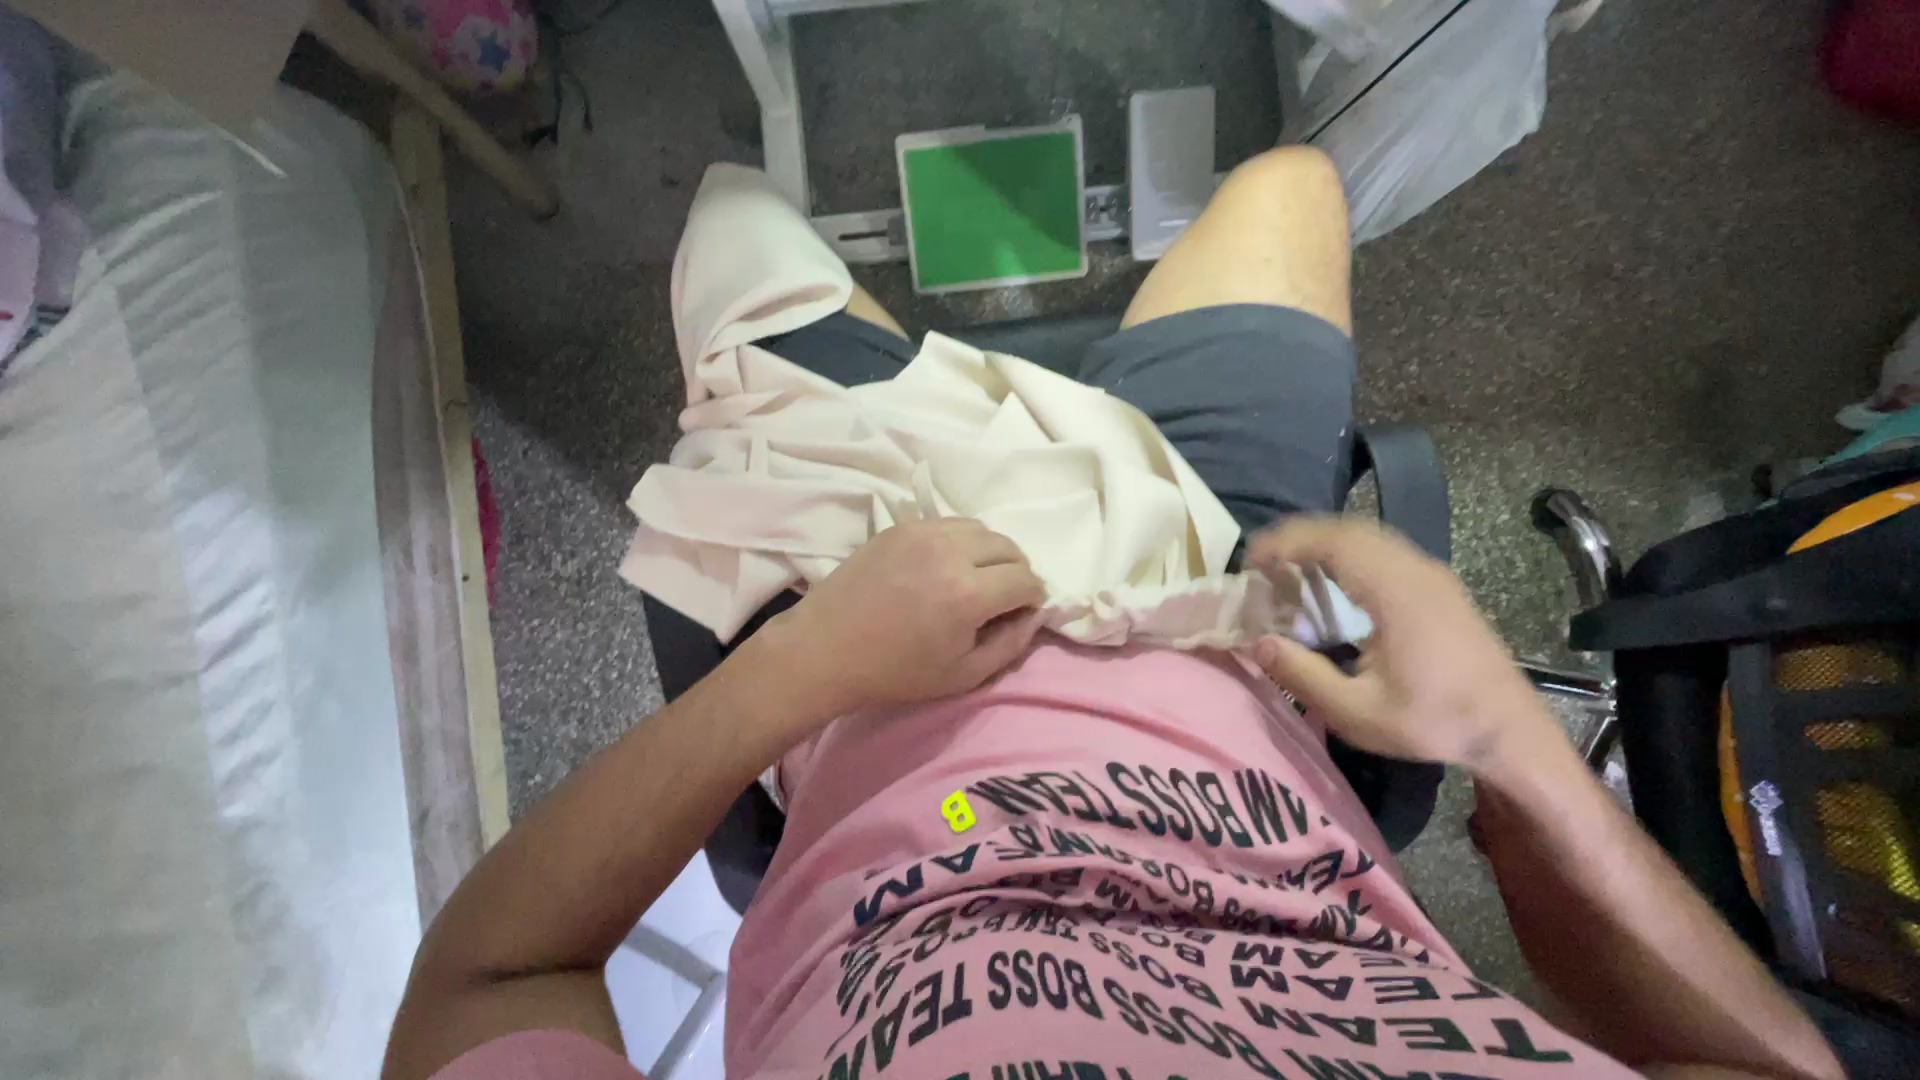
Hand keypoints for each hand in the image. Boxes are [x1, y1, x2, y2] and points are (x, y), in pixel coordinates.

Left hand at [764, 519, 1047, 718]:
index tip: (1019, 613)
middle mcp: (949, 551)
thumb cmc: (895, 672)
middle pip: (1008, 546)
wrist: (825, 649)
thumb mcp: (963, 675)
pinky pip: (948, 524)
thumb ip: (1010, 644)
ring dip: (989, 553)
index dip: (1032, 599)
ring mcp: (922, 532)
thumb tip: (1034, 615)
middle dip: (1015, 571)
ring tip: (975, 578)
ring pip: (980, 529)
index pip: (1026, 579)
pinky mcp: (900, 526)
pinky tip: (944, 566)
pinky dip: (959, 542)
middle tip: (1001, 596)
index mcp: (967, 593)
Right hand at [1246, 518, 1562, 772]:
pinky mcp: (1438, 587)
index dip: (1287, 542)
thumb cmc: (1435, 721)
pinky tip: (1330, 581)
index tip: (1252, 560)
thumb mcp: (1358, 712)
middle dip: (1299, 538)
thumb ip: (1303, 676)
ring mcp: (1432, 576)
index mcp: (1398, 593)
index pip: (1334, 542)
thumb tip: (1258, 644)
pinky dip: (1346, 554)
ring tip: (1287, 568)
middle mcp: (1416, 572)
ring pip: (1368, 537)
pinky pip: (1383, 551)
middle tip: (1261, 563)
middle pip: (1348, 531)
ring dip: (1323, 544)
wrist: (1511, 731)